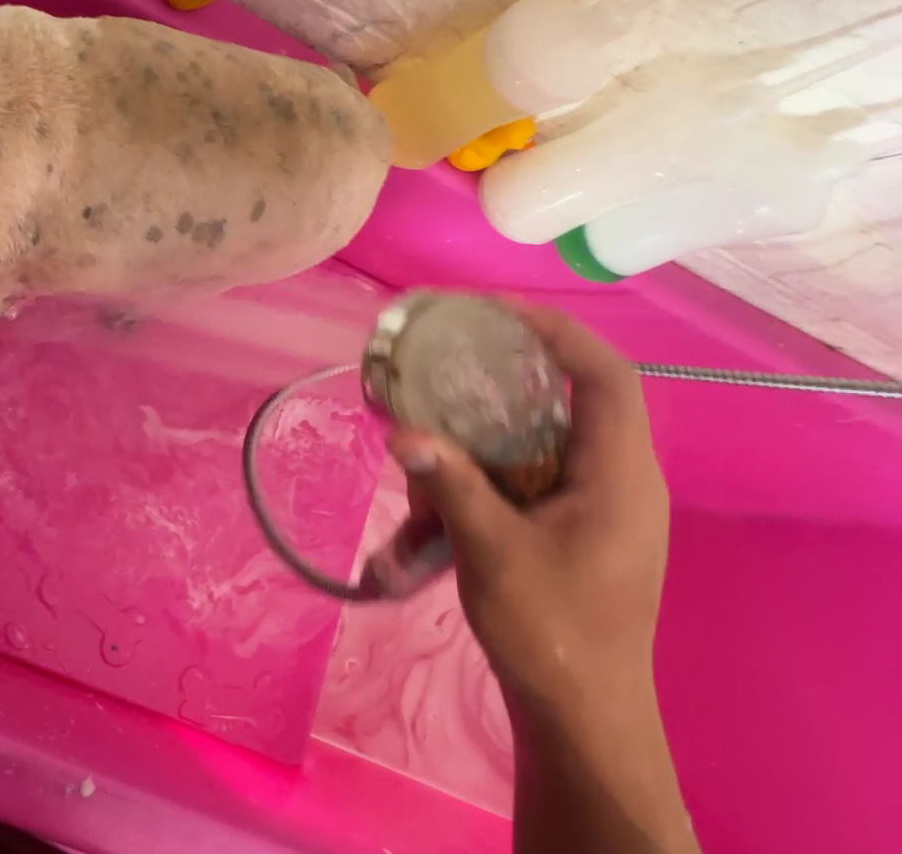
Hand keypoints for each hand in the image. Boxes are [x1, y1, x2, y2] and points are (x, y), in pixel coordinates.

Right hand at [388, 305, 669, 723]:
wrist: (579, 706)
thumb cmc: (551, 626)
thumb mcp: (492, 551)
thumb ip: (450, 486)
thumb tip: (400, 433)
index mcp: (618, 475)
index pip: (606, 377)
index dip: (557, 333)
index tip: (493, 311)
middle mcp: (615, 480)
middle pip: (568, 400)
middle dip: (504, 377)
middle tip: (442, 359)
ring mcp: (593, 505)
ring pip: (537, 442)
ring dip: (479, 437)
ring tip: (423, 442)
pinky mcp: (569, 526)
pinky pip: (524, 477)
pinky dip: (478, 473)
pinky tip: (432, 499)